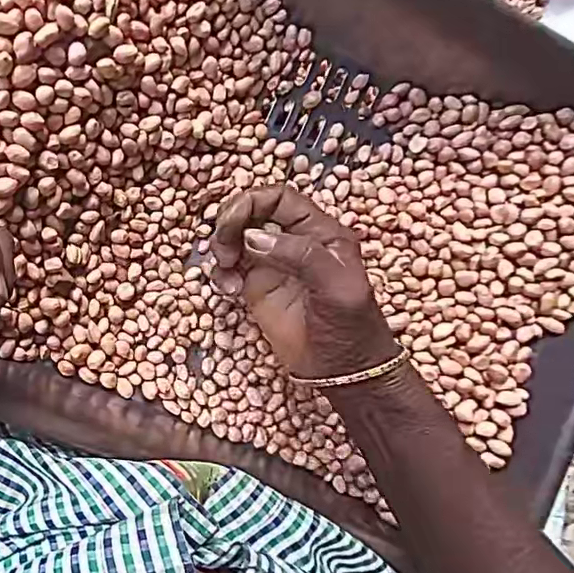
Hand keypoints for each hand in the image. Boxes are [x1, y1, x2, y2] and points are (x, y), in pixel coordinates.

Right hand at [209, 184, 399, 379]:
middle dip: (230, 223)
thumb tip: (253, 237)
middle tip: (223, 247)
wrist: (344, 373)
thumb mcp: (338, 287)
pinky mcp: (257, 288)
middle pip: (251, 213)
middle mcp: (293, 243)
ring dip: (222, 247)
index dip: (252, 201)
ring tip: (226, 269)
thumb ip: (301, 255)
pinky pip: (229, 268)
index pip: (280, 199)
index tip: (232, 222)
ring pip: (236, 238)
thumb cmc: (352, 329)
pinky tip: (228, 290)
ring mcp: (273, 265)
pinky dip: (221, 273)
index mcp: (320, 232)